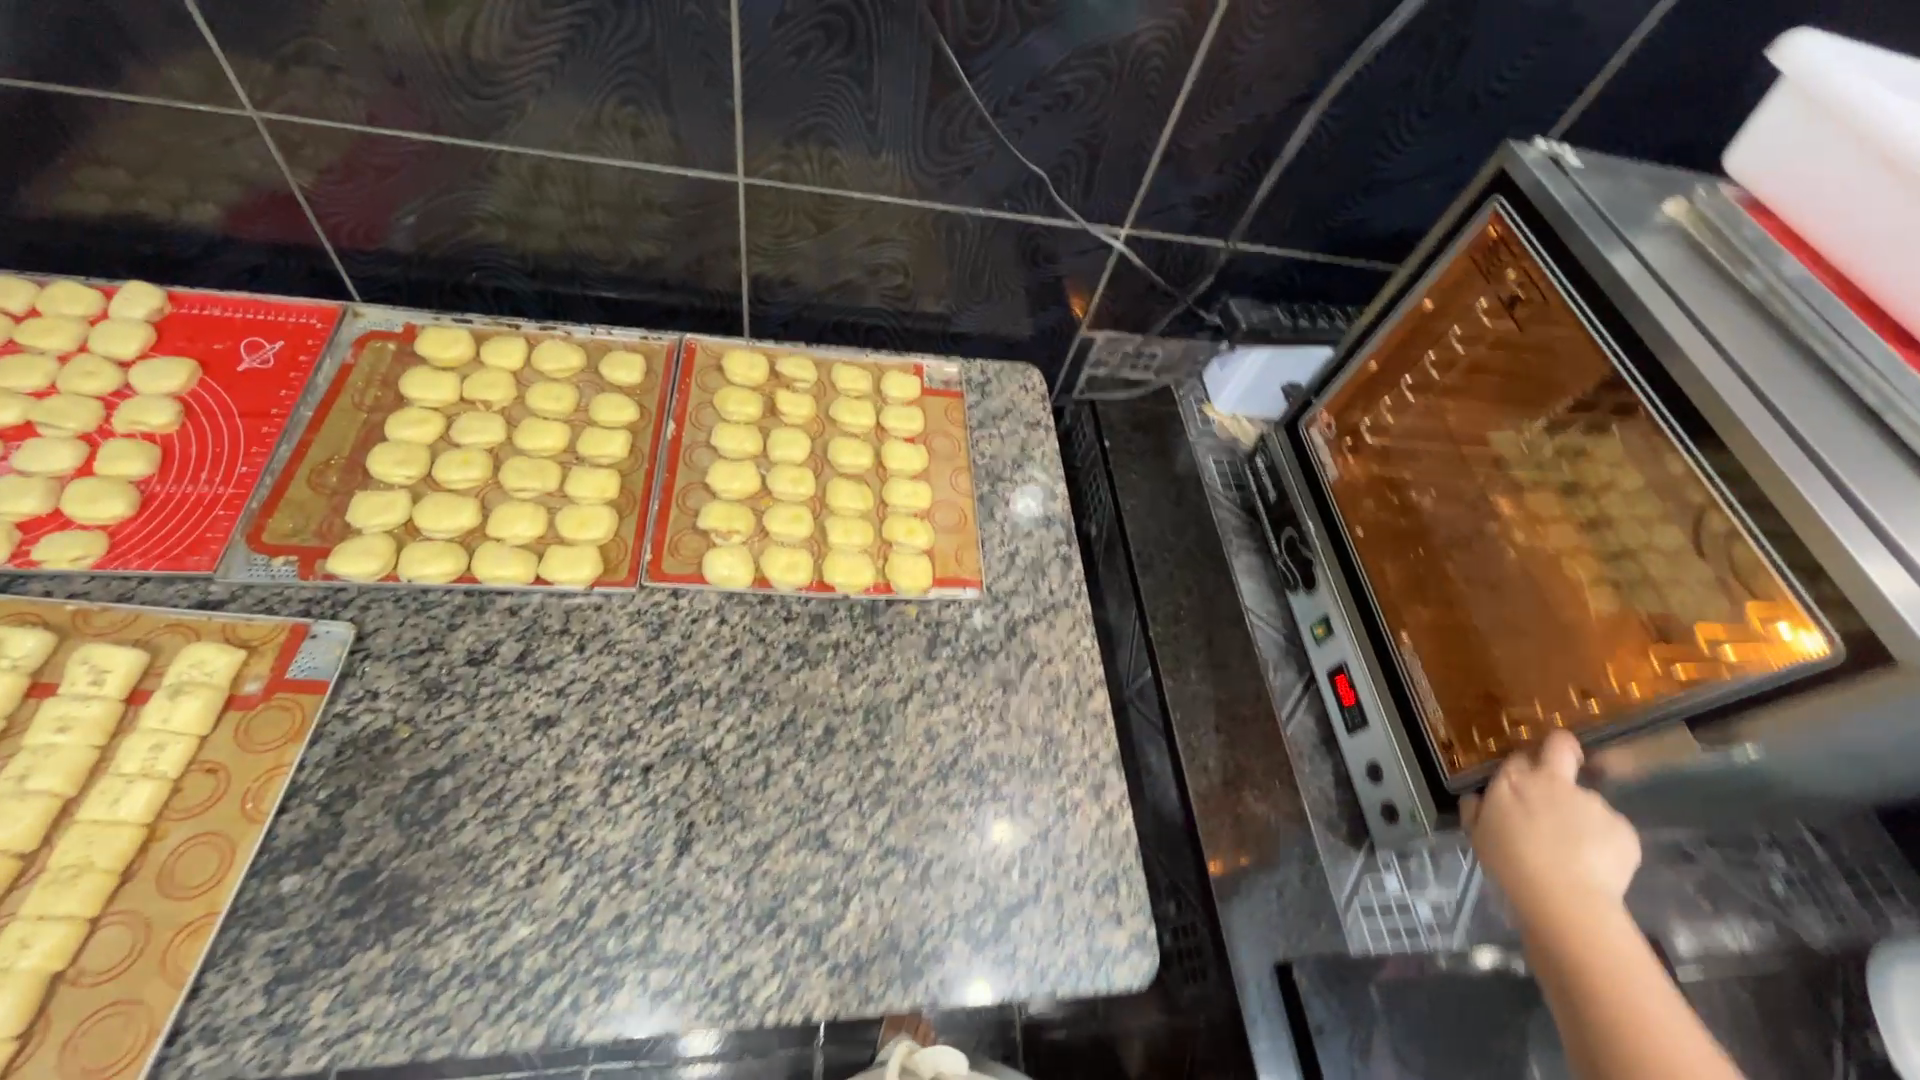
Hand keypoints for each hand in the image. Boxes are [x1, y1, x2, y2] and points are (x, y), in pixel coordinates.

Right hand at [1463, 730, 1640, 927]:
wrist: (1564, 897)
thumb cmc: (1509, 863)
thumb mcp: (1477, 836)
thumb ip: (1476, 810)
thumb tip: (1477, 797)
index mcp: (1515, 781)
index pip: (1520, 756)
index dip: (1522, 767)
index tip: (1522, 783)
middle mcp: (1554, 782)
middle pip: (1562, 746)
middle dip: (1563, 748)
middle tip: (1563, 767)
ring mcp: (1593, 802)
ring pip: (1587, 801)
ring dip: (1581, 816)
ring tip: (1576, 851)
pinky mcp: (1623, 826)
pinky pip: (1611, 829)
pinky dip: (1604, 842)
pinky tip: (1594, 864)